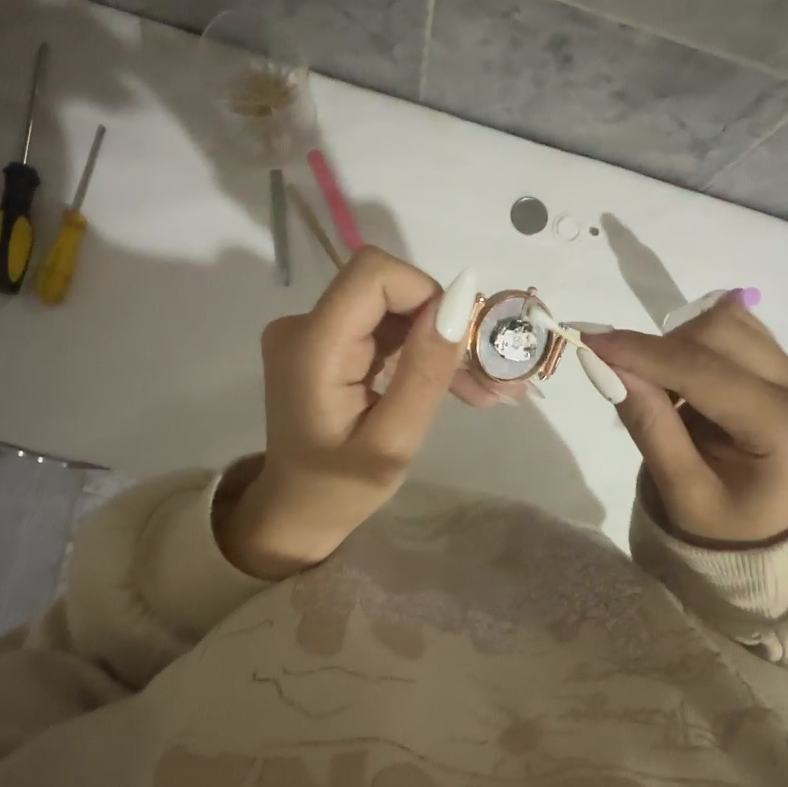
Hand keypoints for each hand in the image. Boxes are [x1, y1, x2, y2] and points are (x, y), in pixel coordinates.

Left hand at [218, 248, 468, 579]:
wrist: (296, 512)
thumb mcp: (393, 441)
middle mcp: (303, 325)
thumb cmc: (341, 489)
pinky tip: (455, 388)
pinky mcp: (324, 346)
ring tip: (484, 392)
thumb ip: (424, 371)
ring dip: (438, 346)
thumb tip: (461, 301)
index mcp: (313, 347)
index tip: (460, 343)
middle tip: (491, 379)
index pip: (374, 274)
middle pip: (387, 291)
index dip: (426, 294)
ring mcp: (311, 334)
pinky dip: (418, 356)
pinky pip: (382, 332)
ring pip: (392, 312)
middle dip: (443, 326)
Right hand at [582, 292, 787, 545]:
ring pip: (727, 324)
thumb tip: (610, 364)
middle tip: (627, 383)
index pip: (704, 372)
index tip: (591, 342)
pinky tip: (686, 386)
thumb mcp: (680, 490)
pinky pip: (737, 332)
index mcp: (787, 429)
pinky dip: (697, 348)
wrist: (765, 538)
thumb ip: (649, 425)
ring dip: (679, 347)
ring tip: (663, 394)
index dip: (643, 352)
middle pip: (719, 333)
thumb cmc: (722, 527)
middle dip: (661, 350)